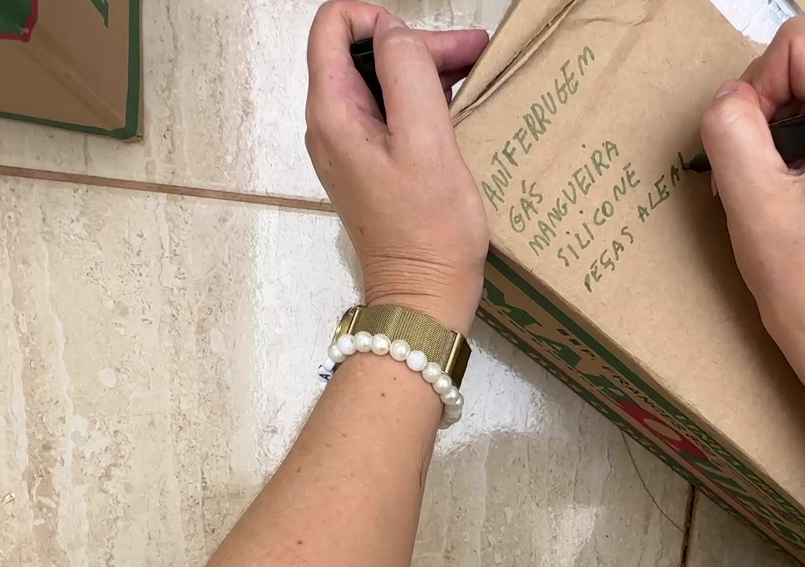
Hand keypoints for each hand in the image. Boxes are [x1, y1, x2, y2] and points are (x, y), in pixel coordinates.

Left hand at [305, 2, 489, 332]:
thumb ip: (407, 72)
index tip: (432, 48)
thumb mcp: (427, 143)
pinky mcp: (371, 174)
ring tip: (473, 76)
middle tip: (473, 53)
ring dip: (424, 75)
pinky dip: (421, 106)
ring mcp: (349, 153)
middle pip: (362, 54)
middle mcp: (331, 128)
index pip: (335, 24)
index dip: (384, 20)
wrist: (425, 301)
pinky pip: (389, 120)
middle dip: (415, 46)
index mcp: (333, 113)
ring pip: (380, 86)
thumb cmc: (431, 233)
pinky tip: (456, 111)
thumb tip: (395, 36)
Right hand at [700, 18, 804, 386]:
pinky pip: (786, 123)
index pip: (795, 46)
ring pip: (783, 94)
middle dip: (755, 116)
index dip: (758, 92)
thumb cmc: (801, 272)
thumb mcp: (753, 198)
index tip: (756, 152)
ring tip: (755, 189)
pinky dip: (762, 153)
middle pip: (789, 64)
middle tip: (751, 175)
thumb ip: (732, 133)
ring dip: (754, 138)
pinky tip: (762, 191)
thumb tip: (723, 98)